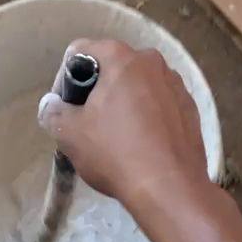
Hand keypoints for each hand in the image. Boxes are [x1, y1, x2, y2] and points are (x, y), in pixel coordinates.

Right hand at [37, 39, 209, 211]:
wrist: (171, 190)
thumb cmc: (116, 153)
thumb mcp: (71, 134)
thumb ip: (54, 113)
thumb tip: (51, 105)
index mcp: (120, 57)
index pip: (81, 51)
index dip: (65, 77)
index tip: (65, 107)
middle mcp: (151, 61)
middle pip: (112, 66)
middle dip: (97, 89)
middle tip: (88, 121)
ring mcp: (175, 84)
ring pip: (138, 85)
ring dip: (125, 101)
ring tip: (117, 135)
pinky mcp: (190, 108)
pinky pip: (160, 103)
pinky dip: (148, 115)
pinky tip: (143, 144)